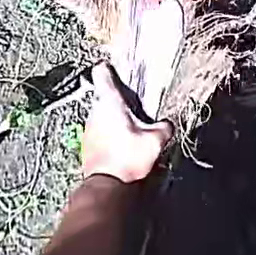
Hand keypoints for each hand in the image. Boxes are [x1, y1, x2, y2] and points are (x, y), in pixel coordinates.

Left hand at [79, 63, 171, 183]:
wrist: (106, 186)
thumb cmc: (128, 158)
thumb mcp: (154, 141)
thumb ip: (164, 128)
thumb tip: (168, 124)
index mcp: (109, 100)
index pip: (101, 72)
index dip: (109, 67)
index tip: (118, 70)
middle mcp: (95, 109)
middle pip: (103, 93)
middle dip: (117, 97)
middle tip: (134, 105)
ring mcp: (88, 126)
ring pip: (101, 112)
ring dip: (113, 116)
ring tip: (130, 127)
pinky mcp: (87, 142)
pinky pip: (98, 129)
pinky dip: (108, 132)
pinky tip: (121, 143)